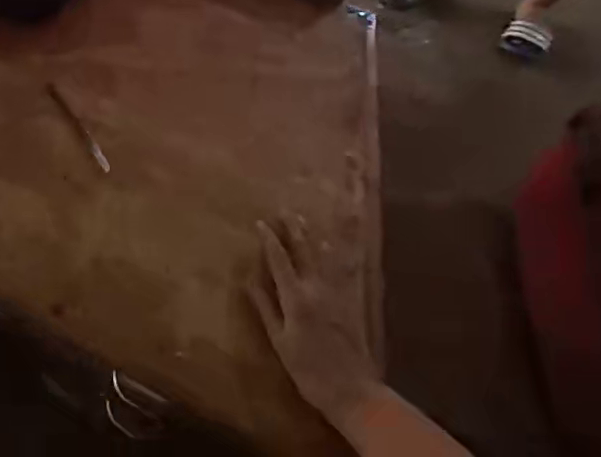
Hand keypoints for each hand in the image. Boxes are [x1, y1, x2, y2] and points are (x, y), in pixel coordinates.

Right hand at [247, 217, 379, 425]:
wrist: (351, 390)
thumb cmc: (308, 371)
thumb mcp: (280, 342)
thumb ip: (266, 309)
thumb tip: (249, 281)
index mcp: (296, 297)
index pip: (279, 260)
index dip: (269, 239)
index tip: (260, 223)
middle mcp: (316, 287)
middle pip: (302, 250)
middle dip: (292, 228)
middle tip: (284, 210)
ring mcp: (336, 292)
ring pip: (322, 255)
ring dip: (311, 236)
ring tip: (303, 220)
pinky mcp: (349, 300)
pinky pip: (341, 268)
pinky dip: (335, 253)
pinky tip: (332, 244)